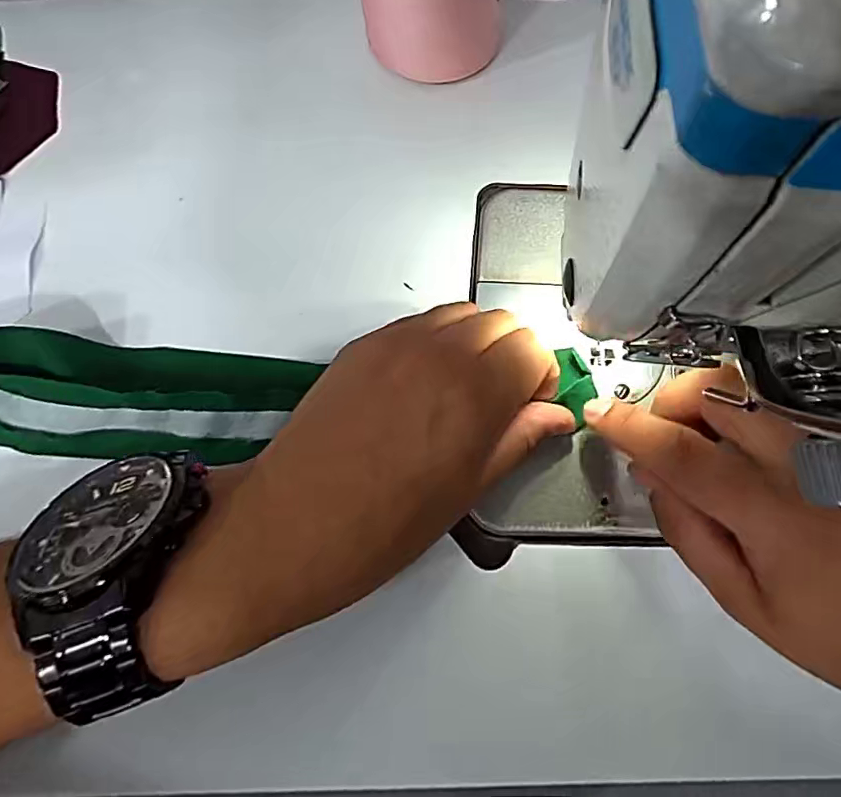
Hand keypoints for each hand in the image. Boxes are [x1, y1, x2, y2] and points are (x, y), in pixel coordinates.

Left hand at [144, 304, 573, 675]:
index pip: (534, 347)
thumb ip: (518, 439)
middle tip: (503, 398)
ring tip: (462, 389)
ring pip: (463, 314)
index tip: (532, 404)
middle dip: (514, 354)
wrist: (286, 526)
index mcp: (473, 393)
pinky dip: (438, 341)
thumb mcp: (465, 491)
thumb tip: (554, 416)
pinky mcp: (365, 344)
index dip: (541, 377)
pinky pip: (421, 323)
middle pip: (503, 321)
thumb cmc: (377, 527)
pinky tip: (424, 385)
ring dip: (477, 342)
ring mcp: (397, 343)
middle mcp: (438, 354)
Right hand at [585, 367, 840, 707]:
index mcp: (775, 515)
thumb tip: (653, 476)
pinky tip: (753, 469)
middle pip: (716, 389)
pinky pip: (776, 410)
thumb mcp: (748, 604)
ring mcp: (833, 442)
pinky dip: (743, 421)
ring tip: (703, 456)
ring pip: (746, 389)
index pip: (684, 452)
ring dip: (704, 407)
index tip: (599, 414)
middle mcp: (805, 462)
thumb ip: (691, 531)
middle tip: (661, 442)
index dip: (631, 427)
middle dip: (669, 400)